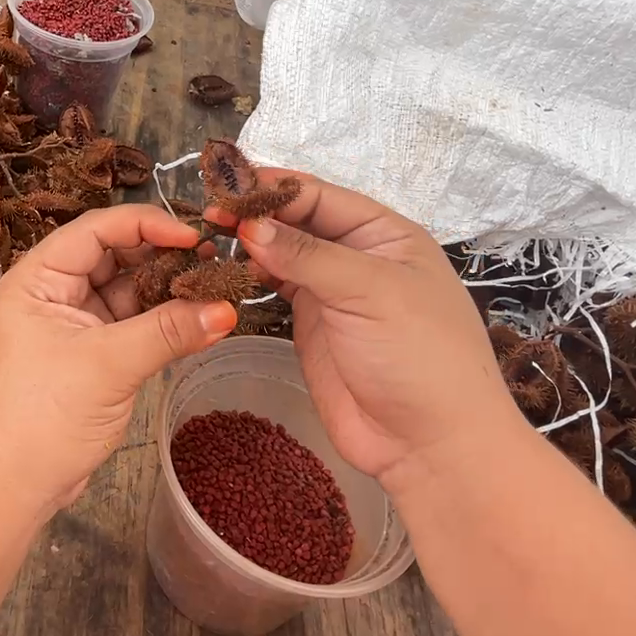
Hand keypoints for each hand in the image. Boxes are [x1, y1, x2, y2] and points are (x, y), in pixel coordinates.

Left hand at [0, 204, 237, 518]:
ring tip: (214, 286)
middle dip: (162, 256)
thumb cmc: (42, 415)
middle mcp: (53, 291)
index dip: (146, 224)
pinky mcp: (90, 353)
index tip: (194, 236)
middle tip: (214, 260)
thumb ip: (168, 332)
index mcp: (38, 277)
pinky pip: (131, 323)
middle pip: (114, 255)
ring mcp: (72, 322)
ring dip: (166, 289)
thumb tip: (227, 309)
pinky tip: (198, 319)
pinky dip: (161, 321)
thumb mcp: (109, 365)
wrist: (11, 485)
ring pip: (126, 289)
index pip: (96, 229)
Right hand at [205, 172, 520, 489]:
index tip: (227, 190)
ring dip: (249, 242)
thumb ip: (307, 255)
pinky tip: (223, 268)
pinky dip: (249, 274)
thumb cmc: (417, 355)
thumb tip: (247, 225)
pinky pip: (275, 284)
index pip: (319, 196)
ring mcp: (332, 288)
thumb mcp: (368, 292)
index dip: (273, 190)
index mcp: (385, 234)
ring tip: (207, 235)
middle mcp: (357, 254)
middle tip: (208, 210)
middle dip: (256, 213)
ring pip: (283, 250)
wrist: (428, 445)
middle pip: (298, 219)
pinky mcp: (311, 320)